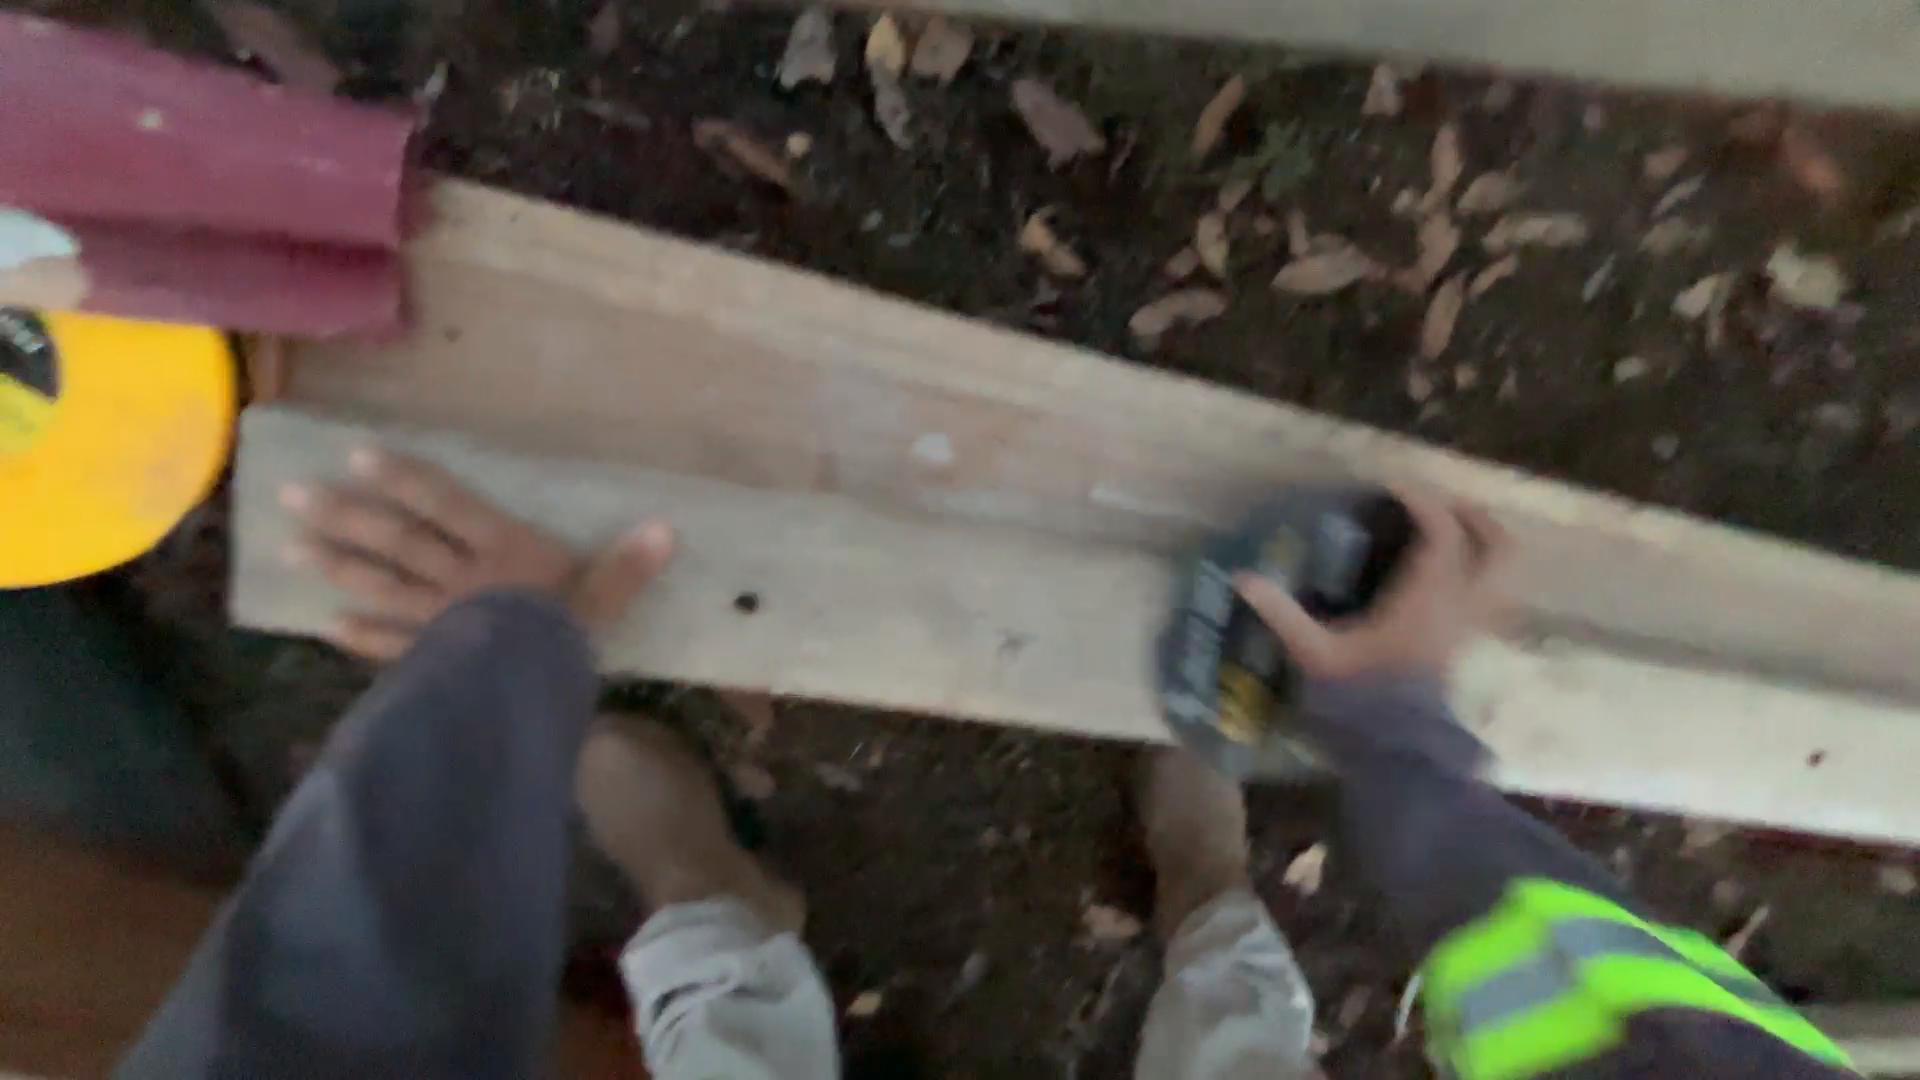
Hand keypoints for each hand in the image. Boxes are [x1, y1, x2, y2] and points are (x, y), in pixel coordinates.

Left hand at [280, 447, 673, 659]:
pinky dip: (360, 635)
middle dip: (350, 517)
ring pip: (383, 586)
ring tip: (290, 549)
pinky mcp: (433, 658)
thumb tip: (667, 526)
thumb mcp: (607, 596)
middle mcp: (462, 578)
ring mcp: (439, 620)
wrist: (532, 691)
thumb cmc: (570, 635)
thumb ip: (628, 565)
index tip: (357, 457)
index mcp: (505, 554)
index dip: (407, 481)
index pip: (450, 508)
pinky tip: (326, 625)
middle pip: (401, 542)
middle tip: (293, 496)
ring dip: (340, 568)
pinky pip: (391, 643)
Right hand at [1234, 490, 1511, 681]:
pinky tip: (1447, 584)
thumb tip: (1241, 577)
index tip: (1392, 488)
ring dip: (1484, 546)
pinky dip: (1478, 578)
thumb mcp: (1314, 654)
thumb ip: (1281, 613)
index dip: (1422, 502)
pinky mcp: (1470, 648)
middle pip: (1498, 546)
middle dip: (1474, 517)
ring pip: (1504, 574)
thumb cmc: (1360, 698)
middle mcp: (1461, 606)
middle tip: (1440, 506)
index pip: (1442, 534)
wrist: (1400, 752)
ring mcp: (1473, 629)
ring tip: (1450, 537)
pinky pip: (1492, 598)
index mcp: (1425, 599)